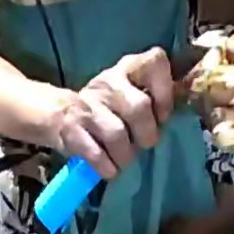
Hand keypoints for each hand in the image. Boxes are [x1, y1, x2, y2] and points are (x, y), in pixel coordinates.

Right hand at [47, 48, 175, 178]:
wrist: (59, 114)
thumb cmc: (107, 109)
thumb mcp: (128, 94)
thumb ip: (151, 98)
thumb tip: (173, 118)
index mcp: (128, 68)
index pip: (155, 62)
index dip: (165, 92)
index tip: (162, 116)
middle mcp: (109, 82)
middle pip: (139, 108)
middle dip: (146, 134)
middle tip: (144, 145)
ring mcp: (88, 105)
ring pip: (116, 134)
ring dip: (125, 156)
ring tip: (124, 161)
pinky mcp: (72, 130)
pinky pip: (96, 154)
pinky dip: (107, 167)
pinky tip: (110, 170)